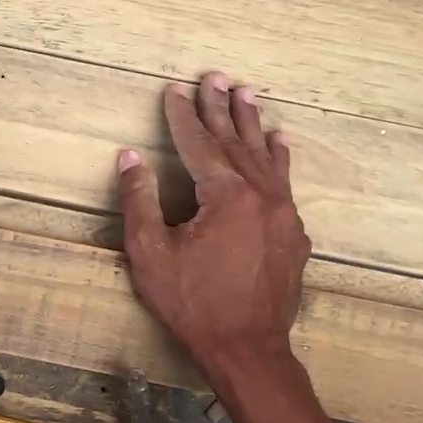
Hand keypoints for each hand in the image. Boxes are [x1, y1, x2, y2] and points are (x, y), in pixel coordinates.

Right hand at [117, 73, 310, 373]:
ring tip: (247, 93)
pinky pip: (283, 182)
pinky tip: (278, 142)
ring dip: (252, 124)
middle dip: (222, 108)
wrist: (246, 347)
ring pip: (265, 158)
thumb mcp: (149, 251)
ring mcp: (283, 215)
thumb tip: (130, 157)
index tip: (173, 89)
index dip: (183, 116)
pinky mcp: (292, 234)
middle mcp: (263, 197)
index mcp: (227, 197)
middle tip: (215, 76)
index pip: (199, 145)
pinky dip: (277, 157)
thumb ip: (140, 200)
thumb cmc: (189, 301)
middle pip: (237, 143)